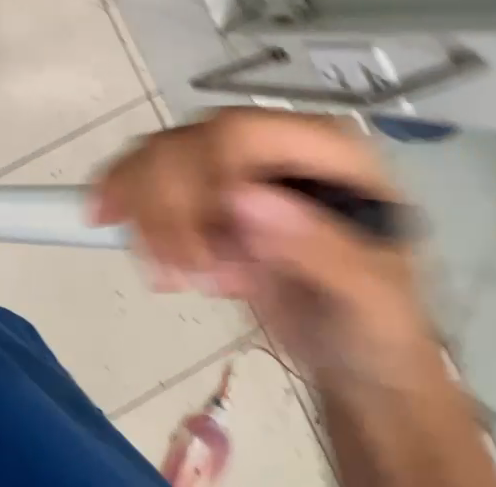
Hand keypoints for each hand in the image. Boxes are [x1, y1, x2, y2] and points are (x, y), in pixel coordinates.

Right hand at [92, 109, 436, 391]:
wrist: (355, 361)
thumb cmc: (375, 331)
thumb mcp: (371, 302)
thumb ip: (320, 249)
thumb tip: (241, 200)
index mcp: (327, 152)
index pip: (242, 133)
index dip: (205, 178)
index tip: (205, 247)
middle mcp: (275, 144)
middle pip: (191, 142)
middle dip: (168, 207)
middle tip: (179, 273)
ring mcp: (235, 164)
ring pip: (159, 155)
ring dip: (144, 213)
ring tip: (168, 275)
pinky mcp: (201, 188)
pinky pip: (145, 173)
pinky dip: (125, 203)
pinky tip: (120, 232)